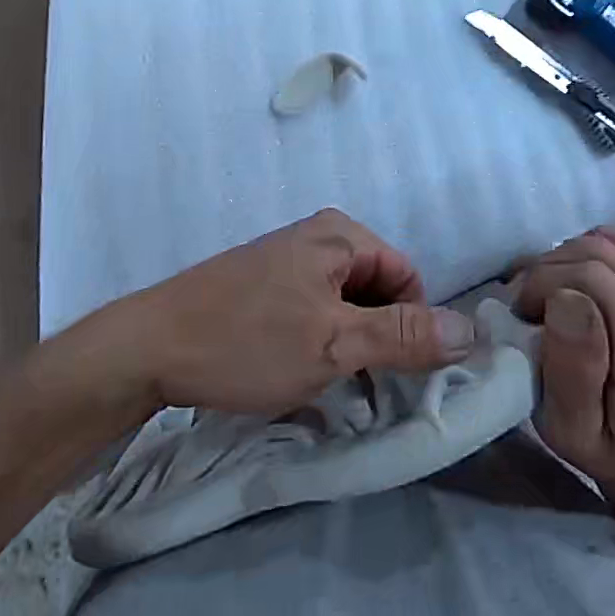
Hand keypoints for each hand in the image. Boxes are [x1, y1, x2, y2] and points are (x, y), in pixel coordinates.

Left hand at [105, 209, 475, 414]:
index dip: (406, 326)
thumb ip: (404, 336)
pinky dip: (314, 338)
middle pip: (376, 288)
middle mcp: (317, 236)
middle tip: (350, 380)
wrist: (143, 350)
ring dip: (343, 342)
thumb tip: (471, 329)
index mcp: (341, 235)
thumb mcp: (334, 345)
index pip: (407, 277)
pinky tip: (289, 368)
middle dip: (373, 335)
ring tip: (317, 379)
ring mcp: (285, 257)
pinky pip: (310, 306)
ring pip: (342, 303)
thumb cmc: (247, 341)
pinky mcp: (261, 281)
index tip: (384, 372)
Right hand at [515, 228, 614, 517]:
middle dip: (556, 264)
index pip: (597, 280)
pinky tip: (590, 279)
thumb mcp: (569, 432)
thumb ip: (569, 369)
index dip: (547, 280)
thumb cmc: (609, 453)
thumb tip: (566, 296)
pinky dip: (606, 250)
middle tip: (532, 298)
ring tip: (557, 287)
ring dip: (577, 254)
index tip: (523, 311)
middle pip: (610, 255)